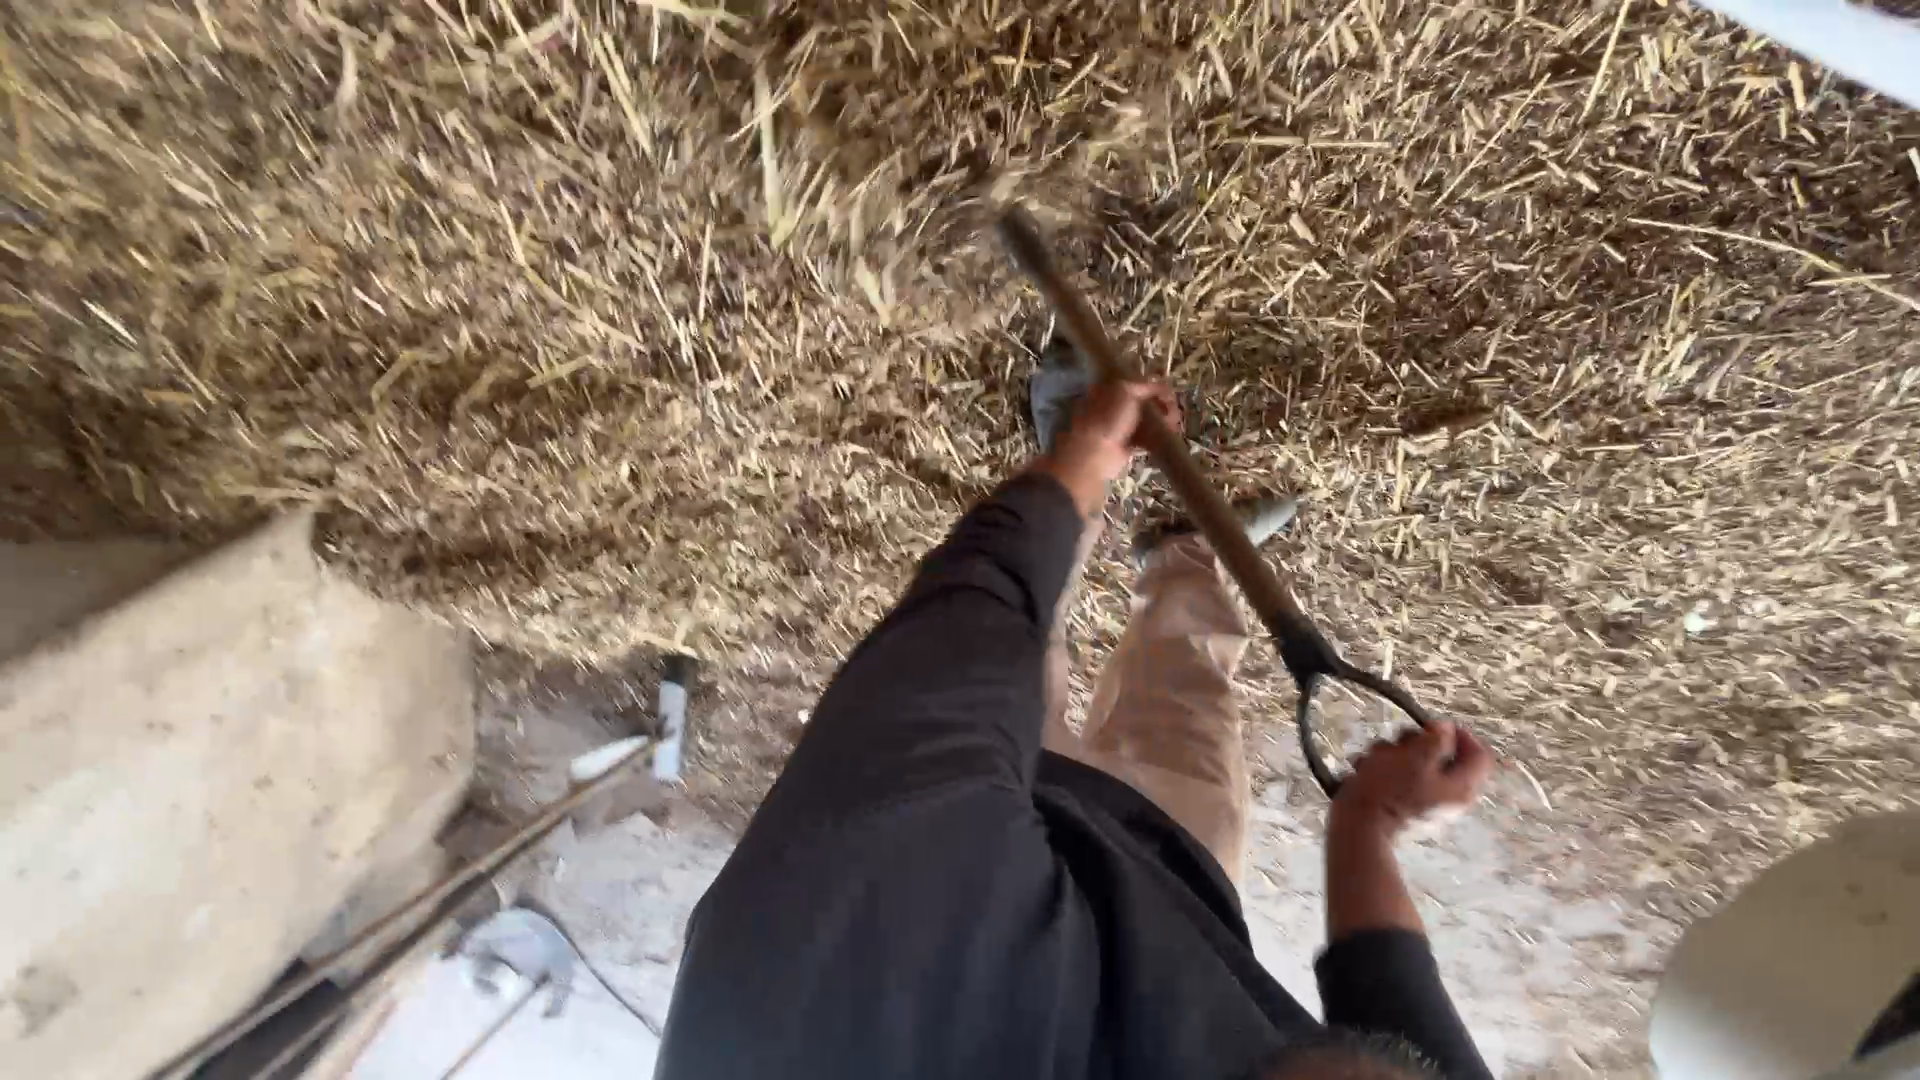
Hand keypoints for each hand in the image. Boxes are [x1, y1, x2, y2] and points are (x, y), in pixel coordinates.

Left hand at [1036, 380, 1179, 515]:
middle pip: (1142, 402)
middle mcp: (1113, 408)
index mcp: (1109, 391)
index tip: (1167, 392)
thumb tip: (1162, 386)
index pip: (1135, 384)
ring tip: (1173, 422)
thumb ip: (1144, 386)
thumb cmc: (1108, 418)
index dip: (1152, 387)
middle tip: (1173, 408)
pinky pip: (1146, 438)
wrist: (1096, 453)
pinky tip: (1169, 434)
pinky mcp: (1126, 446)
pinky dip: (1158, 436)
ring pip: (1146, 420)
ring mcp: (1119, 427)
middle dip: (1160, 404)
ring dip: (1162, 419)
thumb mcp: (1126, 392)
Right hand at [1331, 720, 1493, 839]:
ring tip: (1374, 757)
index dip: (1459, 733)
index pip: (1479, 754)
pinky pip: (1395, 776)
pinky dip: (1380, 768)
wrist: (1359, 824)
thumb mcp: (1415, 757)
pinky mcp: (1401, 802)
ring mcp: (1424, 799)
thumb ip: (1437, 739)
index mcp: (1461, 786)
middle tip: (1398, 742)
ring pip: (1413, 762)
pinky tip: (1364, 769)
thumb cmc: (1390, 789)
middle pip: (1442, 756)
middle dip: (1415, 743)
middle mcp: (1447, 794)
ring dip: (1391, 753)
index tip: (1431, 725)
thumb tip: (1445, 728)